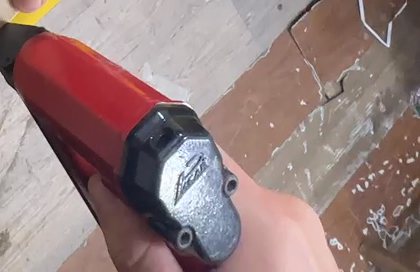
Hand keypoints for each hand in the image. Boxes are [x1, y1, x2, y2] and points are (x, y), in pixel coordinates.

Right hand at [82, 155, 338, 271]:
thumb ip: (141, 252)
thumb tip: (102, 187)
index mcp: (266, 222)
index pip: (195, 158)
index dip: (155, 172)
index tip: (131, 202)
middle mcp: (293, 215)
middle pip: (211, 184)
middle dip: (180, 211)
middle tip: (168, 262)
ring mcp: (312, 236)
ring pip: (235, 209)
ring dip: (209, 234)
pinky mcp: (316, 255)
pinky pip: (262, 233)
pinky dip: (238, 251)